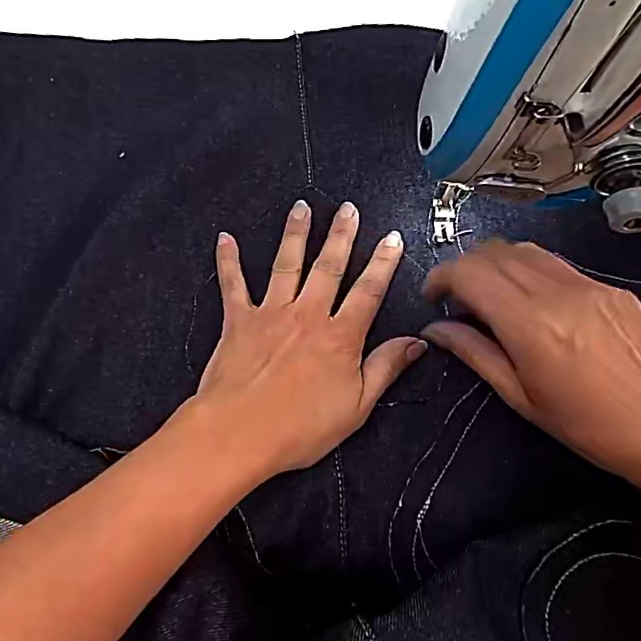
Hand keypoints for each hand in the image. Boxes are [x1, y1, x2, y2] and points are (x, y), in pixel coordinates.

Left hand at [191, 199, 426, 474]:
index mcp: (339, 337)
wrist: (238, 432)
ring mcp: (271, 314)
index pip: (368, 290)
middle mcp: (307, 316)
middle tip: (348, 210)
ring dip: (295, 233)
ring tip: (302, 208)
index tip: (391, 239)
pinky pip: (233, 284)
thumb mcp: (357, 406)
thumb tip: (414, 344)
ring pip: (287, 264)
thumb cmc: (297, 427)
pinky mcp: (239, 322)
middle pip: (329, 266)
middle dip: (341, 235)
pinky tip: (226, 239)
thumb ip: (386, 368)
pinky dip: (228, 261)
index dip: (383, 262)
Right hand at [421, 241, 640, 479]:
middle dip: (465, 267)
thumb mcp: (522, 398)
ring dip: (498, 263)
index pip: (470, 274)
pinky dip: (533, 272)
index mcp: (531, 325)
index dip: (441, 276)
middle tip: (457, 297)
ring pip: (527, 250)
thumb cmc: (595, 427)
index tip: (433, 293)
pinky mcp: (611, 289)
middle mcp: (559, 294)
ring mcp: (589, 286)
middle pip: (495, 253)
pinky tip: (535, 302)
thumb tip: (440, 331)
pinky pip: (559, 265)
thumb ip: (476, 354)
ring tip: (492, 296)